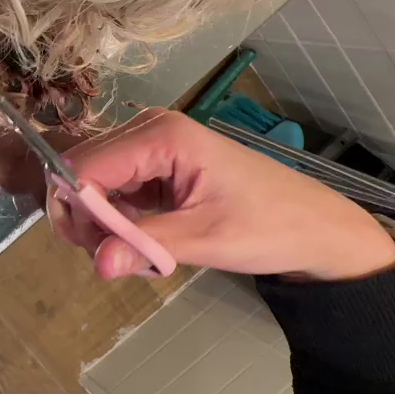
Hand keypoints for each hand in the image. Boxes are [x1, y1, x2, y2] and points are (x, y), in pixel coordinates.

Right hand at [0, 107, 394, 281]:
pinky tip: (138, 237)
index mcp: (162, 136)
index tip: (93, 248)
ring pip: (91, 179)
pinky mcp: (151, 160)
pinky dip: (114, 215)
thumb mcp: (208, 240)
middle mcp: (147, 128)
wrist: (317, 227)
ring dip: (98, 219)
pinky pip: (110, 185)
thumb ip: (147, 246)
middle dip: (84, 215)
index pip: (86, 165)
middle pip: (82, 169)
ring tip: (130, 250)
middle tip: (109, 255)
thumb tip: (99, 264)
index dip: (77, 207)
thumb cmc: (271, 226)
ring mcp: (148, 142)